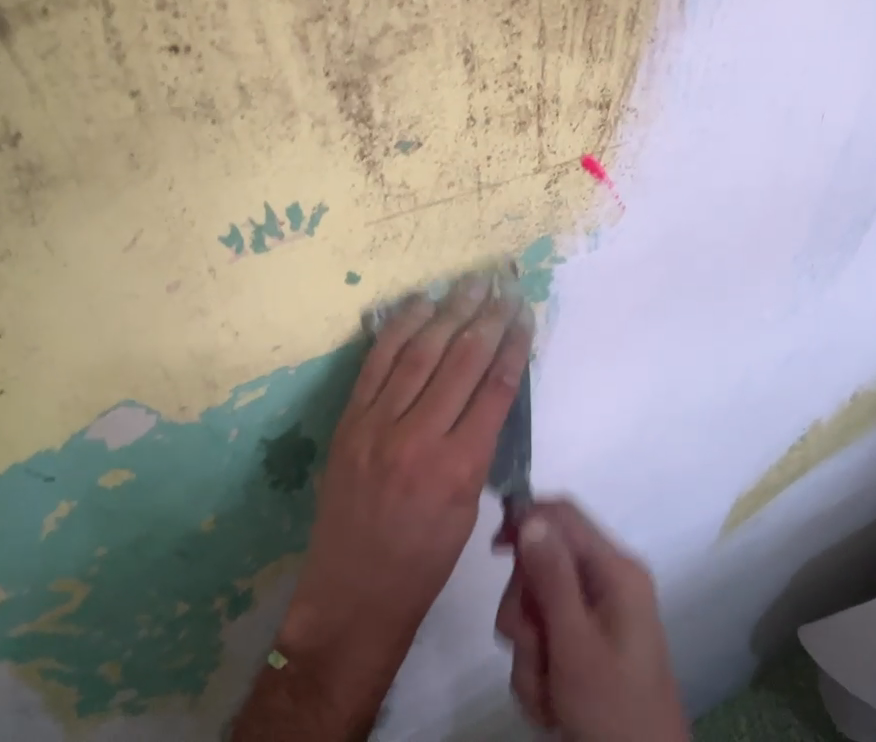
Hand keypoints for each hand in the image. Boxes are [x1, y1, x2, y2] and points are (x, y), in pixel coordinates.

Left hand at [252, 272, 533, 735]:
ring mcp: (377, 425)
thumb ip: (479, 447)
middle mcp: (419, 437)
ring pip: (419, 353)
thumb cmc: (423, 561)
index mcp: (459, 467)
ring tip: (468, 284)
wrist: (353, 591)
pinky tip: (417, 305)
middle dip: (487, 319)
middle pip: (461, 361)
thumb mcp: (468, 509)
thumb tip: (490, 392)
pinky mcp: (349, 421)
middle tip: (503, 288)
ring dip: (446, 312)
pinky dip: (398, 329)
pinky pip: (376, 364)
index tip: (526, 315)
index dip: (514, 346)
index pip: (495, 389)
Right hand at [495, 501, 689, 741]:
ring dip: (529, 652)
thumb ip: (551, 578)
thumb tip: (530, 516)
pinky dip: (538, 672)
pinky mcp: (586, 644)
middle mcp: (606, 584)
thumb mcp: (575, 643)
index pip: (562, 515)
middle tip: (534, 650)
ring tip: (549, 691)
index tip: (494, 550)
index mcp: (614, 570)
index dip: (524, 520)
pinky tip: (553, 703)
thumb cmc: (612, 707)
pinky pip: (542, 640)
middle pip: (540, 566)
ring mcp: (596, 615)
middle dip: (525, 612)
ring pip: (534, 608)